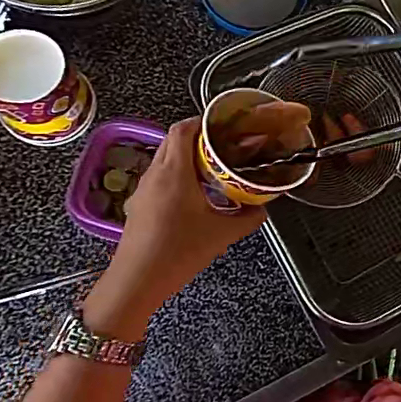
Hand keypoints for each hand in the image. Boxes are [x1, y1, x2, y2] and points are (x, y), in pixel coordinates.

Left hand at [84, 117, 264, 336]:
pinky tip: (193, 198)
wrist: (138, 279)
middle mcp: (155, 174)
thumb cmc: (178, 252)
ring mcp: (143, 189)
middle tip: (223, 149)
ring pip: (164, 161)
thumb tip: (262, 210)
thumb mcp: (222, 234)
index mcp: (174, 171)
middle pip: (173, 141)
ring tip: (211, 173)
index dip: (203, 122)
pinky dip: (176, 178)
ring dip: (186, 160)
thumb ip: (247, 218)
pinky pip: (158, 180)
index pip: (183, 129)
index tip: (224, 127)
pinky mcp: (138, 205)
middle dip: (198, 140)